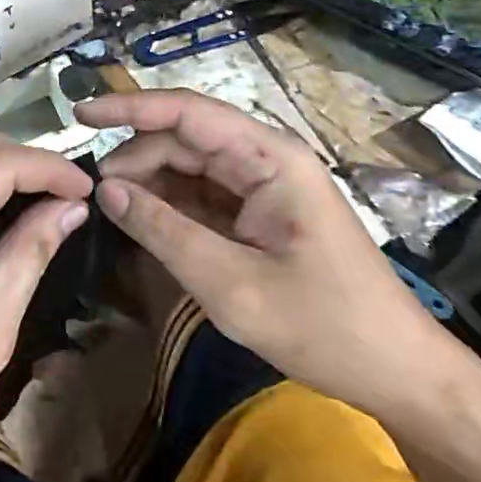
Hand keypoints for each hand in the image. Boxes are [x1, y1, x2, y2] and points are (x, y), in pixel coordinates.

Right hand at [75, 90, 461, 418]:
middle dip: (136, 156)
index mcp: (269, 158)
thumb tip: (106, 190)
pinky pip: (201, 192)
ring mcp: (262, 185)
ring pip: (188, 164)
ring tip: (114, 207)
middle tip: (96, 191)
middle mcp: (264, 158)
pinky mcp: (258, 211)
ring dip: (149, 180)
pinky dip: (168, 203)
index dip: (130, 107)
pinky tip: (143, 219)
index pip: (187, 112)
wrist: (399, 374)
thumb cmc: (323, 326)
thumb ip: (163, 231)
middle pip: (183, 137)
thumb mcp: (231, 284)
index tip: (81, 113)